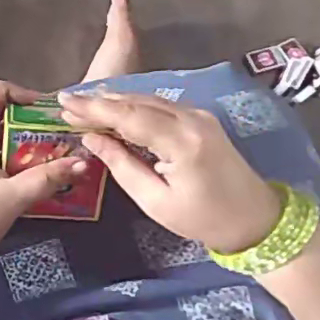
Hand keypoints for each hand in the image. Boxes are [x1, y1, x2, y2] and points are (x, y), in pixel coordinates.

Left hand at [0, 81, 87, 262]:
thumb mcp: (12, 197)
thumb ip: (47, 178)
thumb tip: (81, 163)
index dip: (7, 91)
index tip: (34, 104)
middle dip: (22, 114)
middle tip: (50, 124)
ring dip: (22, 136)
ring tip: (50, 143)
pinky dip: (17, 153)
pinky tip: (38, 164)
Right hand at [57, 89, 280, 254]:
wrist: (255, 219)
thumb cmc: (203, 219)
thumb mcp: (155, 201)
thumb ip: (122, 166)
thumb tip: (92, 139)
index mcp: (182, 142)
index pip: (129, 116)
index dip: (94, 108)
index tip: (64, 103)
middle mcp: (192, 120)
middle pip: (137, 102)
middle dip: (100, 101)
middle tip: (66, 103)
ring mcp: (199, 116)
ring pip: (148, 100)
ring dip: (115, 101)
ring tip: (82, 104)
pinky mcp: (200, 119)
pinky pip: (160, 106)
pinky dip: (133, 106)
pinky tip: (114, 109)